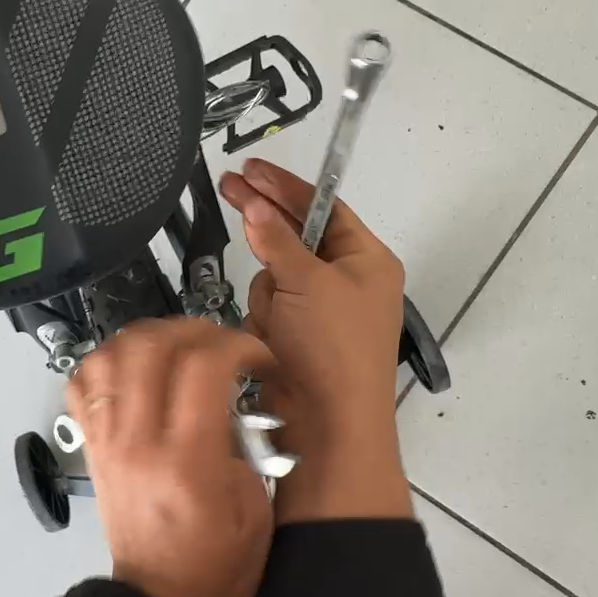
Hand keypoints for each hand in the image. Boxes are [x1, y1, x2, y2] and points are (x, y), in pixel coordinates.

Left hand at [69, 317, 276, 596]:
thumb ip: (242, 441)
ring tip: (177, 346)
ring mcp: (106, 440)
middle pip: (151, 347)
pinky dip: (105, 360)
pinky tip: (134, 366)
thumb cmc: (218, 564)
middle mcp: (138, 442)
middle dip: (194, 329)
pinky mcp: (90, 445)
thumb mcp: (254, 506)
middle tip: (221, 343)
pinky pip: (82, 383)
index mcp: (188, 461)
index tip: (260, 358)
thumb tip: (227, 396)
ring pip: (109, 355)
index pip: (203, 367)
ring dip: (147, 336)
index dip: (239, 345)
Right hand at [218, 157, 414, 523]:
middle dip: (270, 238)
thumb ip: (278, 240)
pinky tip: (273, 340)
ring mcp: (319, 312)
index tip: (252, 169)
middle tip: (230, 187)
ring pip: (272, 277)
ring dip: (268, 295)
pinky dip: (263, 321)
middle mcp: (347, 282)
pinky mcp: (295, 337)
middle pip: (294, 239)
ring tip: (280, 323)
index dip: (286, 186)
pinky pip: (266, 308)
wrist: (326, 427)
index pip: (324, 208)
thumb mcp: (307, 283)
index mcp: (367, 261)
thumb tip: (256, 206)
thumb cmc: (332, 347)